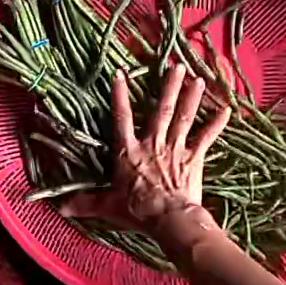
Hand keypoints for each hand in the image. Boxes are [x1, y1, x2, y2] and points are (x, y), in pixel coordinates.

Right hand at [61, 61, 230, 243]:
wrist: (169, 219)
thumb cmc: (136, 211)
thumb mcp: (106, 206)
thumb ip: (84, 203)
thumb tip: (58, 207)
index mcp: (128, 152)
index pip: (121, 118)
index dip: (119, 95)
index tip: (120, 73)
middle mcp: (152, 144)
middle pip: (161, 110)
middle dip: (168, 87)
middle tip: (176, 65)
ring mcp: (175, 149)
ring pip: (183, 117)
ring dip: (190, 97)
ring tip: (197, 78)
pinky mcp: (194, 159)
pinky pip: (207, 138)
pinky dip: (216, 124)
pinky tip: (226, 109)